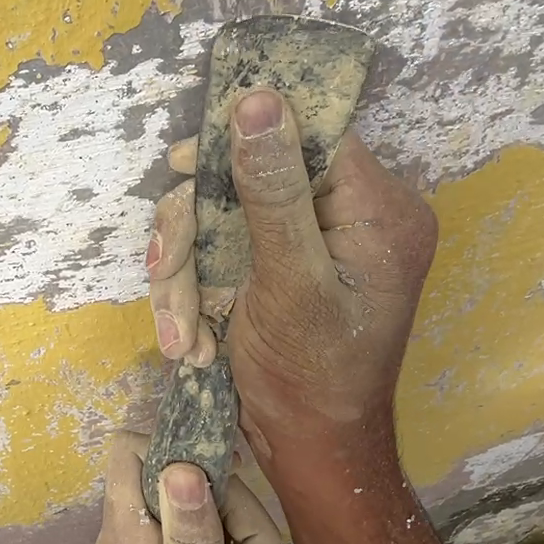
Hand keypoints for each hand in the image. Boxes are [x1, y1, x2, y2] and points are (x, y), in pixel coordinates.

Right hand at [145, 88, 437, 452]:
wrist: (304, 446)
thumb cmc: (313, 373)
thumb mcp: (292, 280)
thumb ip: (274, 189)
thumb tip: (258, 98)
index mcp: (377, 207)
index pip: (311, 132)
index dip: (245, 135)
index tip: (188, 163)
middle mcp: (344, 211)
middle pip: (249, 169)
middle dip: (197, 226)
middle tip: (165, 266)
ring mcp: (301, 234)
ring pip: (218, 208)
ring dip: (184, 266)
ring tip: (179, 328)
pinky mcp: (268, 256)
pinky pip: (213, 241)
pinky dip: (189, 283)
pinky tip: (186, 330)